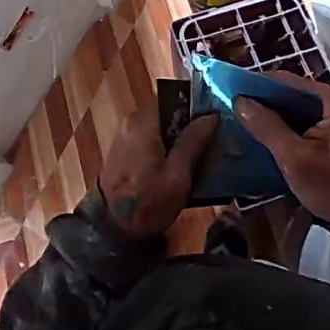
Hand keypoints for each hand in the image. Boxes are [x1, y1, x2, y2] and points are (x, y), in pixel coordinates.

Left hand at [97, 105, 218, 239]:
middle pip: (168, 113)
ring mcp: (125, 135)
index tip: (217, 120)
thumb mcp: (178, 175)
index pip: (174, 98)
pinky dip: (167, 147)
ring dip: (180, 138)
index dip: (197, 107)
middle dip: (191, 125)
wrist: (112, 230)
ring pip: (161, 127)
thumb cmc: (148, 203)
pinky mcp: (124, 150)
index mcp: (143, 121)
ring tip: (205, 153)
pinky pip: (152, 139)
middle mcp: (131, 121)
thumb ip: (193, 141)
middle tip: (215, 140)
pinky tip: (184, 164)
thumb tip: (211, 115)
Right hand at [235, 73, 329, 222]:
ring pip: (291, 106)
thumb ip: (268, 127)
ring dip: (268, 114)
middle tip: (231, 108)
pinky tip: (259, 133)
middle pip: (288, 92)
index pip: (286, 81)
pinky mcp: (327, 131)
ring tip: (240, 119)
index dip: (256, 85)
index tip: (230, 92)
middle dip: (260, 101)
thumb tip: (240, 102)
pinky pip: (297, 120)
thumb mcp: (295, 159)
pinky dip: (279, 125)